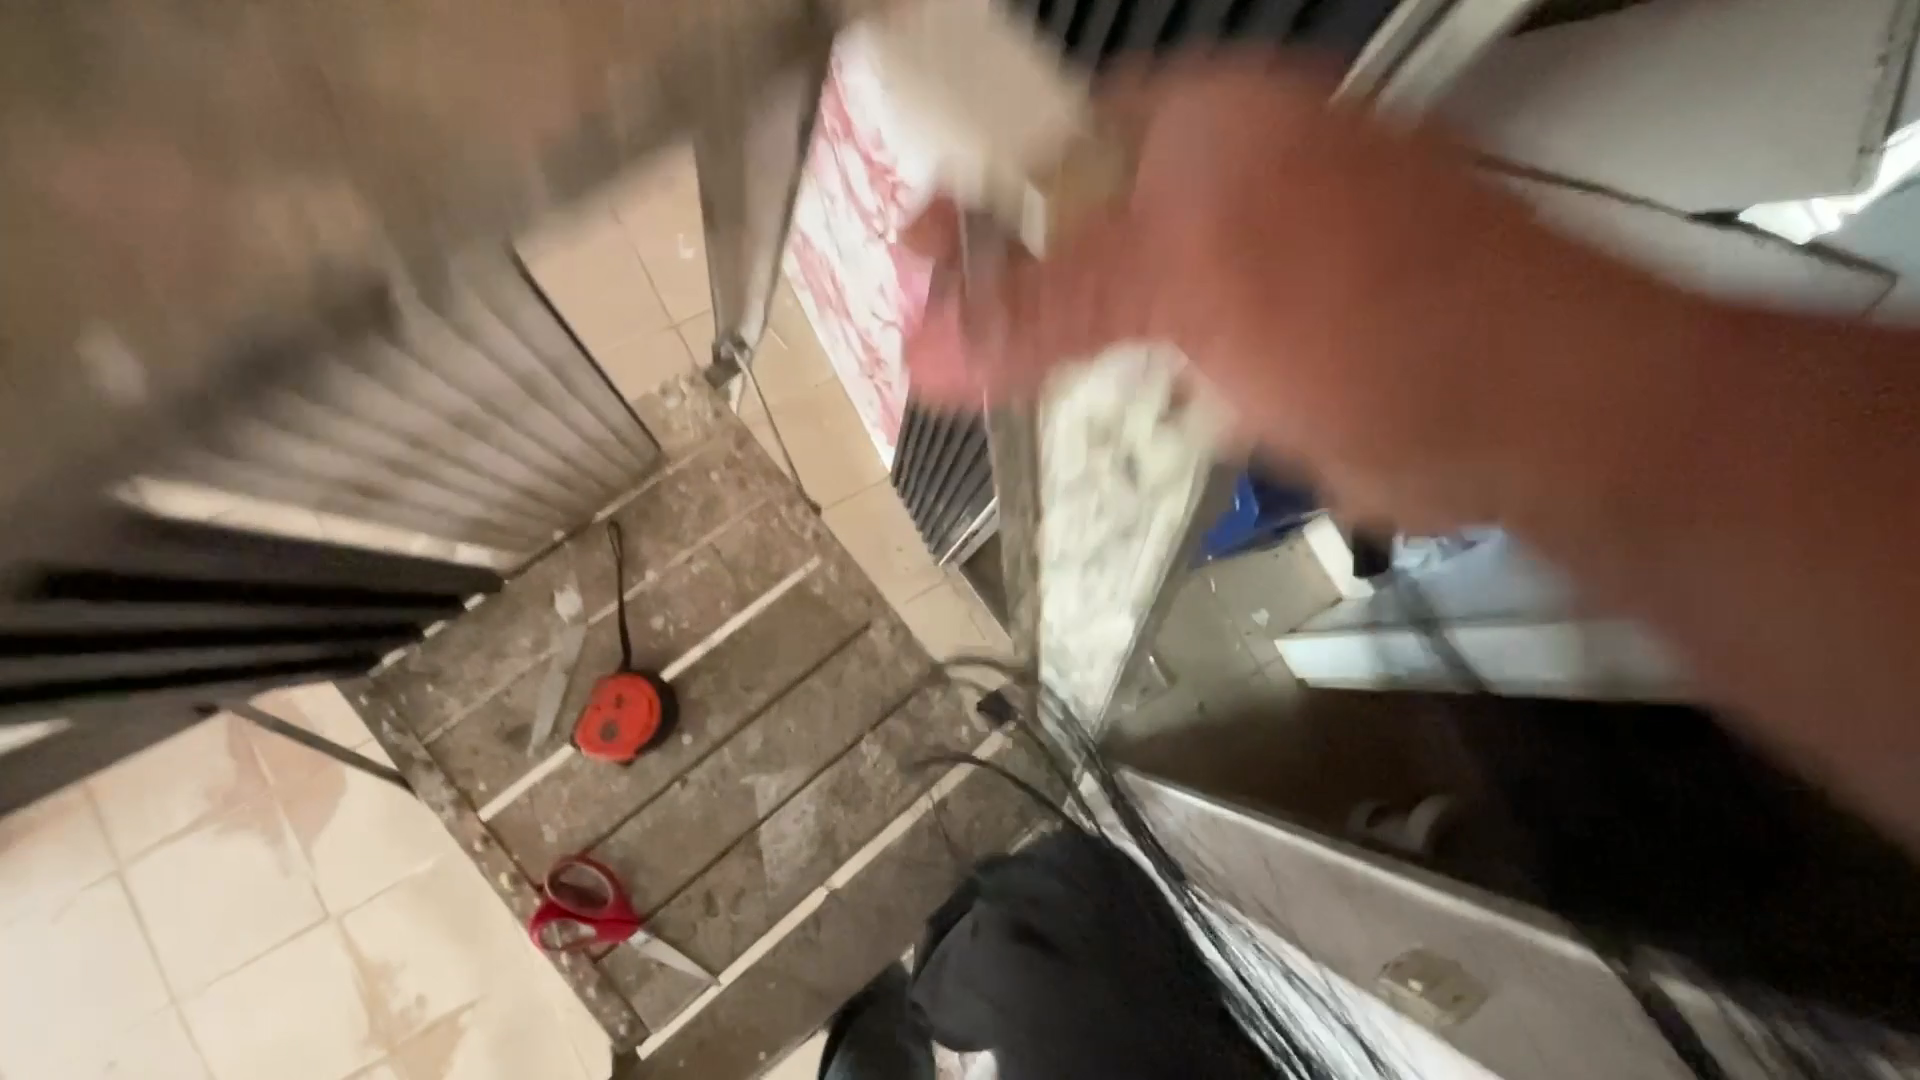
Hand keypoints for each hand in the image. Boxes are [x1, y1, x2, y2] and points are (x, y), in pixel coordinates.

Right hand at [899, 58, 1699, 532]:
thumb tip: (925, 349)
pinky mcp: (1241, 354)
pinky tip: (1050, 415)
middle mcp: (1212, 193)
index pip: (1053, 144)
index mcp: (1203, 130)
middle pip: (1068, 231)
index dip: (975, 198)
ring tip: (965, 383)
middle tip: (927, 338)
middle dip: (994, 284)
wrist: (1515, 416)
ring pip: (1101, 306)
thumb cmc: (1368, 312)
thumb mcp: (1193, 284)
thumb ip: (1051, 309)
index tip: (910, 257)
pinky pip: (1140, 365)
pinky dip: (1092, 390)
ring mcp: (1227, 280)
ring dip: (1037, 345)